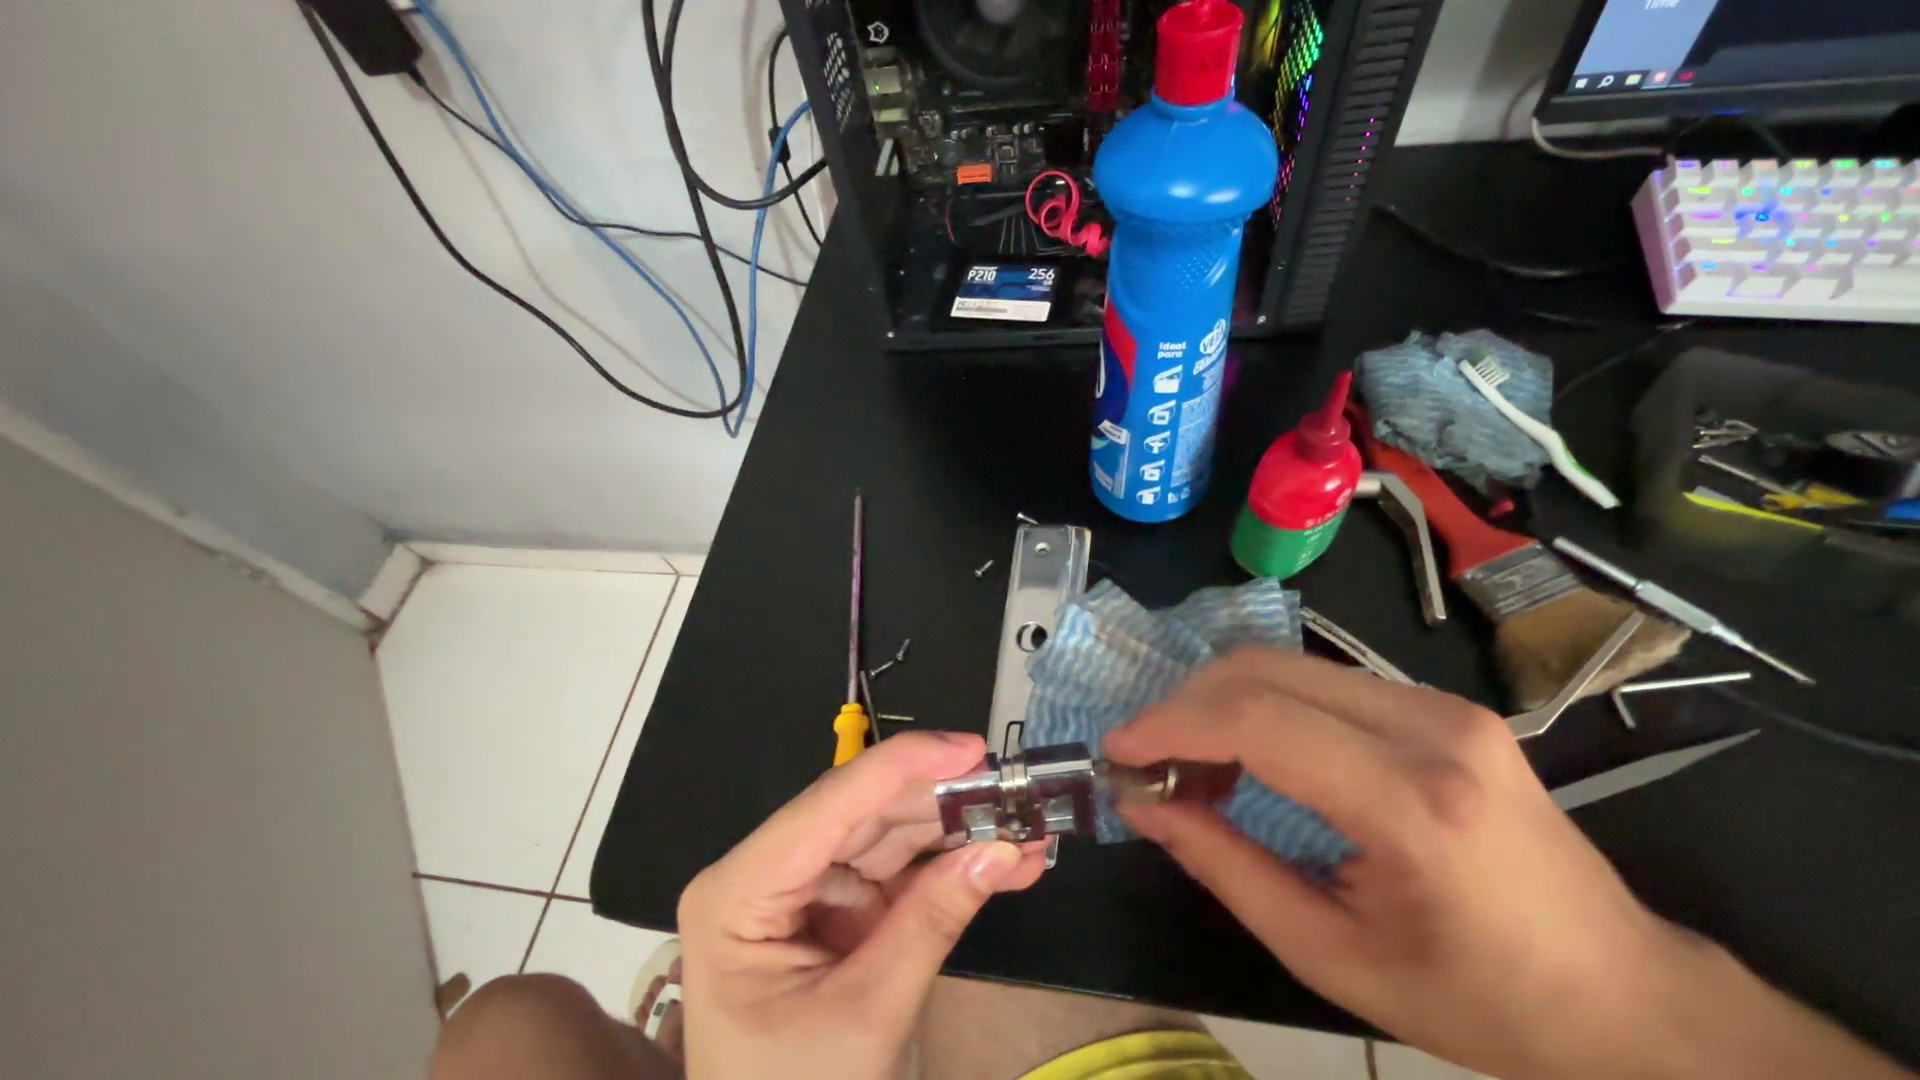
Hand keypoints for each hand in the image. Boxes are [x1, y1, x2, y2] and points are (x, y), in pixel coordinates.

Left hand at [676, 731, 1047, 1079]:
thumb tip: (1004, 850)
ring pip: (885, 840)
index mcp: (740, 890)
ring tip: (1025, 827)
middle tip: (1014, 790)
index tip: (972, 747)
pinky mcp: (834, 914)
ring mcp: (802, 893)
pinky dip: (946, 873)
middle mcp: (765, 875)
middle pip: (861, 816)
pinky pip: (894, 878)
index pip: (828, 806)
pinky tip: (1001, 864)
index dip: (902, 766)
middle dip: (941, 802)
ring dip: (954, 835)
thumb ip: (933, 921)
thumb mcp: (867, 1014)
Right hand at [1103, 649, 1718, 1079]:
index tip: (1115, 752)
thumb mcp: (1330, 955)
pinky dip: (1265, 707)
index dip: (1169, 725)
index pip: (1257, 720)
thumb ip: (1224, 866)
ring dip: (1221, 704)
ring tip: (1194, 769)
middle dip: (1184, 706)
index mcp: (1411, 802)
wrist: (1624, 995)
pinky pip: (1324, 682)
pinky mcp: (1446, 706)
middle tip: (1147, 764)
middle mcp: (1432, 728)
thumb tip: (1143, 804)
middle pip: (1265, 670)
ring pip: (1289, 665)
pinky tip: (1252, 758)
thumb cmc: (1479, 1002)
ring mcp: (1446, 706)